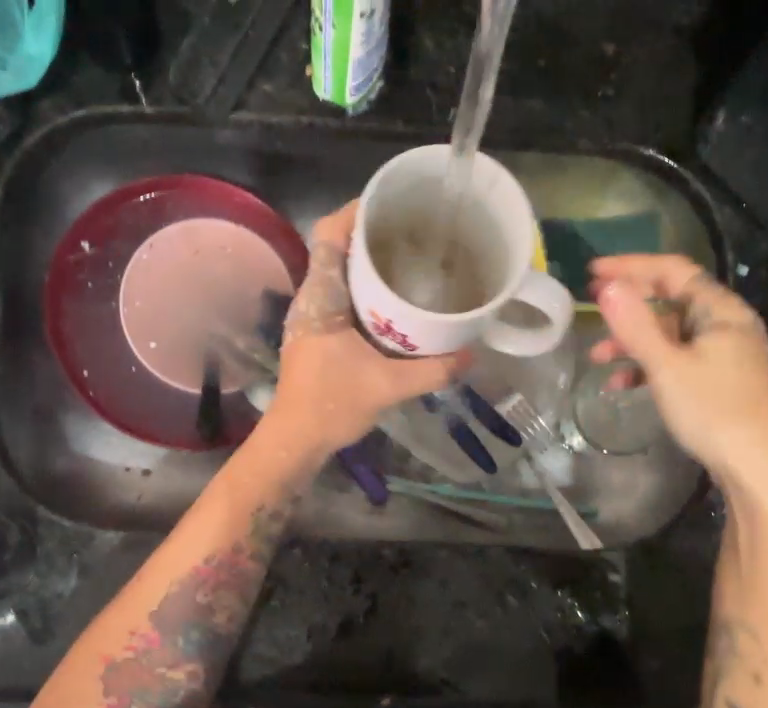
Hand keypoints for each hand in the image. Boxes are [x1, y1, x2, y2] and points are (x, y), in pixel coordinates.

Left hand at [263, 202, 466, 456]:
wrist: (296, 441)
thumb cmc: (330, 406)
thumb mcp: (387, 387)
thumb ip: (432, 371)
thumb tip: (472, 354)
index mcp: (320, 297)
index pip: (328, 234)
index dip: (354, 212)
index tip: (390, 207)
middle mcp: (312, 299)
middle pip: (336, 249)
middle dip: (371, 236)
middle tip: (414, 234)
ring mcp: (311, 318)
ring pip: (339, 274)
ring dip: (368, 265)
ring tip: (409, 261)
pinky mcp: (317, 336)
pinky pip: (342, 298)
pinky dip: (366, 292)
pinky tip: (394, 303)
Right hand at [590, 255, 767, 482]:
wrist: (757, 465)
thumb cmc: (713, 410)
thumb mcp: (667, 367)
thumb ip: (636, 326)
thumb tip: (606, 287)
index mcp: (720, 310)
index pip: (672, 270)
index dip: (631, 267)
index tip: (592, 272)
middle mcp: (725, 324)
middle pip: (669, 301)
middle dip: (628, 309)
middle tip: (591, 312)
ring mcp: (722, 354)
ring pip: (669, 335)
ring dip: (632, 343)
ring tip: (598, 360)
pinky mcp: (717, 381)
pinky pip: (676, 361)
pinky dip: (647, 368)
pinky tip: (621, 386)